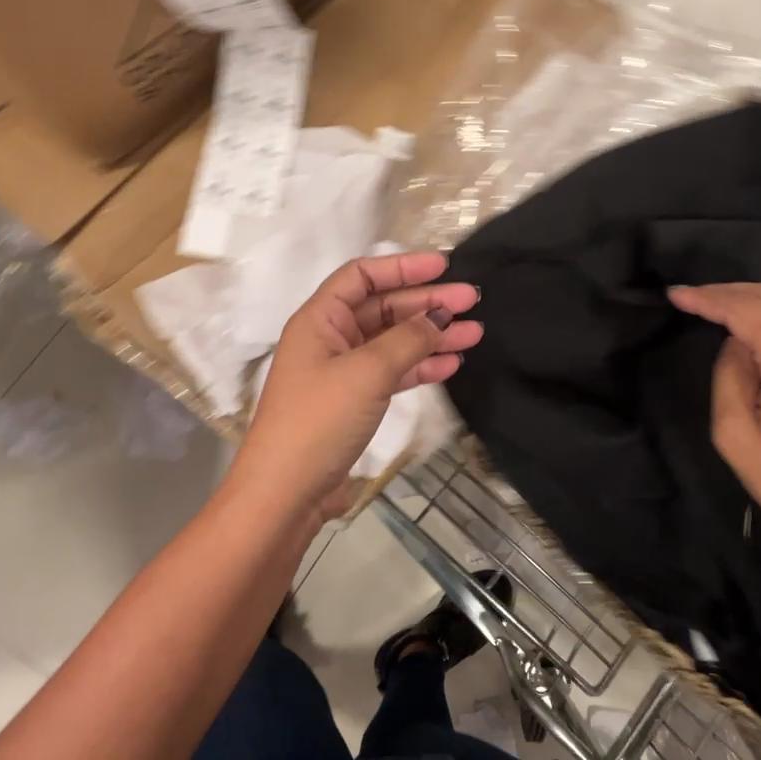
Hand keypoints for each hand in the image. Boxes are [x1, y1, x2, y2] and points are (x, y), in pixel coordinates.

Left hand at [230, 252, 481, 519]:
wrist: (285, 495)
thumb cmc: (318, 421)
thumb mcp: (366, 372)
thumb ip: (407, 339)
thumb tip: (440, 316)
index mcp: (320, 319)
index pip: (363, 276)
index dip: (403, 266)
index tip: (444, 266)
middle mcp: (330, 338)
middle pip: (384, 307)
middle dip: (428, 302)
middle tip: (472, 301)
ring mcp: (343, 371)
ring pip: (394, 340)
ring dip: (432, 335)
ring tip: (475, 333)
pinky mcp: (355, 402)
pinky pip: (394, 371)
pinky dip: (422, 365)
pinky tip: (452, 363)